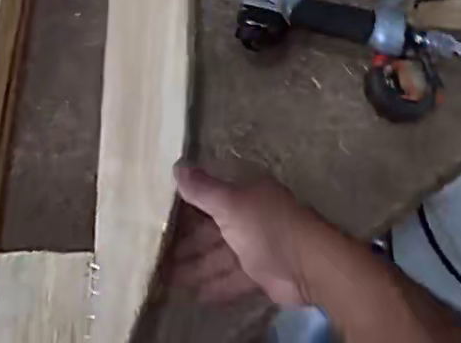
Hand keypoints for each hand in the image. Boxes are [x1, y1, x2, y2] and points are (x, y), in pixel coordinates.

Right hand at [170, 165, 326, 306]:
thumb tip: (177, 166)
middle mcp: (249, 215)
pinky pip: (229, 278)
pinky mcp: (258, 271)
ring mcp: (254, 244)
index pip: (210, 195)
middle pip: (212, 228)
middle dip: (186, 242)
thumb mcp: (232, 204)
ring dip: (195, 266)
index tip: (159, 214)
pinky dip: (213, 285)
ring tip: (164, 279)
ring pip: (218, 255)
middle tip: (155, 255)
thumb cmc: (267, 226)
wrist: (305, 265)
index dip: (187, 204)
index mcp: (245, 193)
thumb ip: (204, 190)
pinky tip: (193, 295)